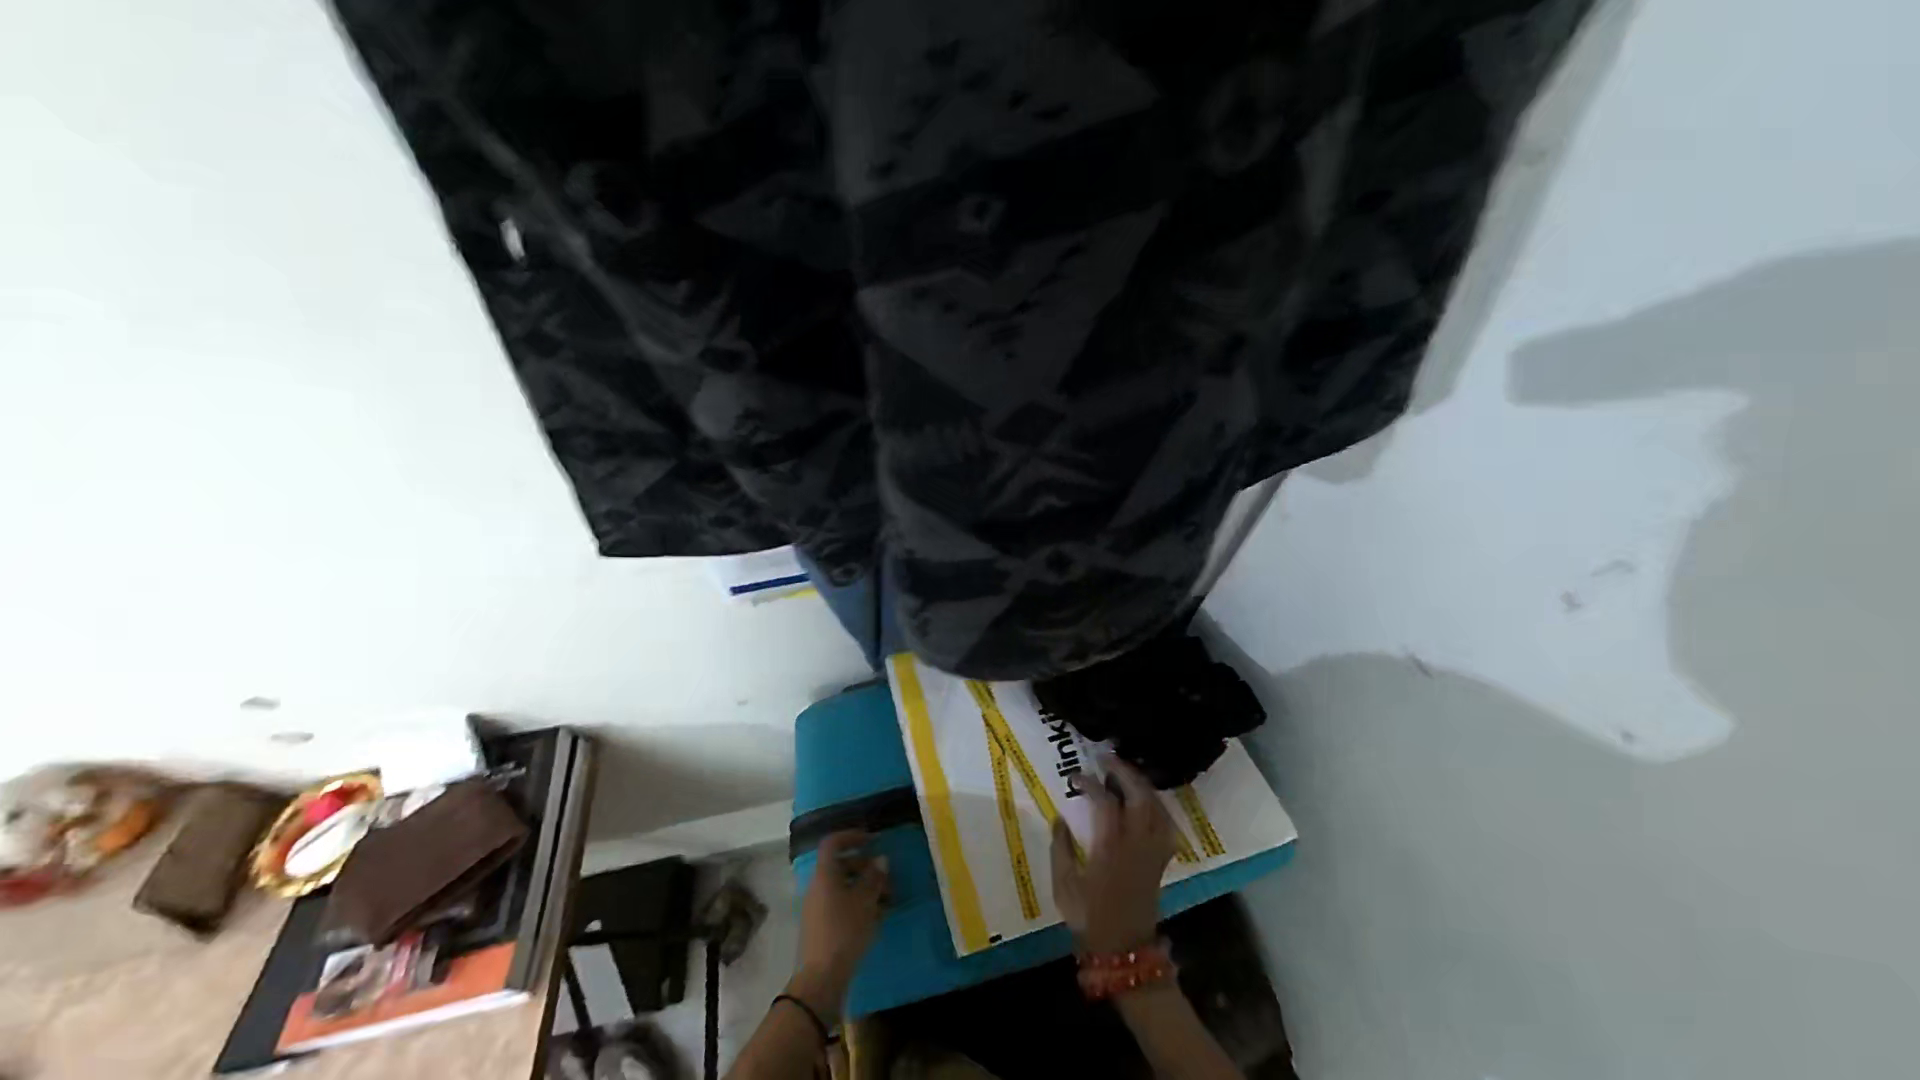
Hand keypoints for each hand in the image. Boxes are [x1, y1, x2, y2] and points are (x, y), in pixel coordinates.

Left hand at [792, 831, 889, 1012]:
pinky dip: (858, 904)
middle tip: (886, 877)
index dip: (852, 836)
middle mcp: (817, 886)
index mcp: (824, 874)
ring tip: (887, 899)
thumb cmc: (845, 931)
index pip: (833, 843)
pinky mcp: (821, 926)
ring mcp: (817, 907)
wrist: (822, 978)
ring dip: (865, 887)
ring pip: (842, 886)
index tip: (873, 841)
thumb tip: (881, 860)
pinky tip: (877, 916)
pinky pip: (841, 904)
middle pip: (840, 865)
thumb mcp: (865, 901)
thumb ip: (874, 878)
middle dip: (865, 867)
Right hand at [1050, 754, 1177, 952]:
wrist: (1125, 949)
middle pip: (1140, 796)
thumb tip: (1060, 818)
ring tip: (1125, 772)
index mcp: (1110, 848)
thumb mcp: (1064, 885)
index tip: (1074, 777)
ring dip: (1142, 784)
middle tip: (1106, 758)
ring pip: (1157, 806)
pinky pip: (1166, 823)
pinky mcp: (1161, 859)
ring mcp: (1153, 851)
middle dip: (1124, 771)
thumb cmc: (1090, 918)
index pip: (1105, 801)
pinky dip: (1157, 804)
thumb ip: (1061, 848)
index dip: (1090, 783)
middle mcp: (1137, 844)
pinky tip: (1146, 800)